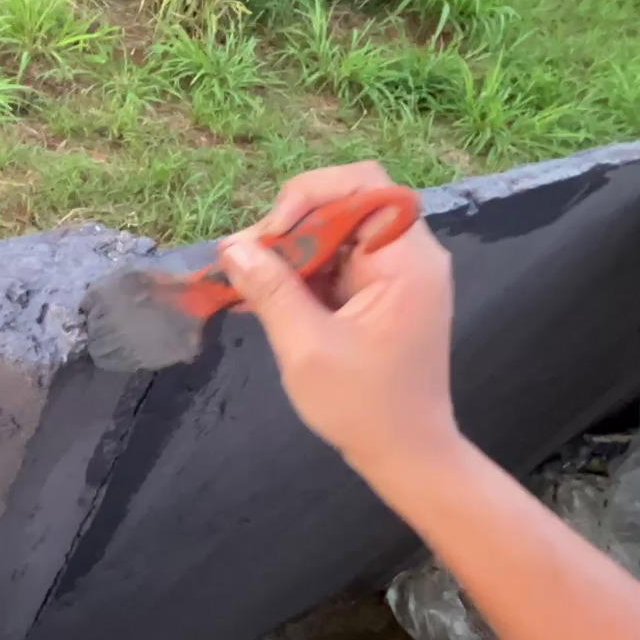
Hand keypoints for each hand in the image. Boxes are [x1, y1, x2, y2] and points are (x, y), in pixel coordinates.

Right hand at [218, 162, 460, 473]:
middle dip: (289, 225)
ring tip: (245, 280)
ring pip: (334, 233)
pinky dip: (298, 272)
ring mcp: (394, 275)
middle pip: (346, 204)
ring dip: (288, 250)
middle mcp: (407, 256)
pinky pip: (334, 262)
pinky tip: (261, 292)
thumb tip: (232, 245)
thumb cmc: (362, 407)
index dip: (309, 196)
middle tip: (243, 261)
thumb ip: (271, 290)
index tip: (268, 237)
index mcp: (405, 261)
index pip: (364, 185)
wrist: (405, 454)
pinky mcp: (379, 293)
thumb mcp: (307, 347)